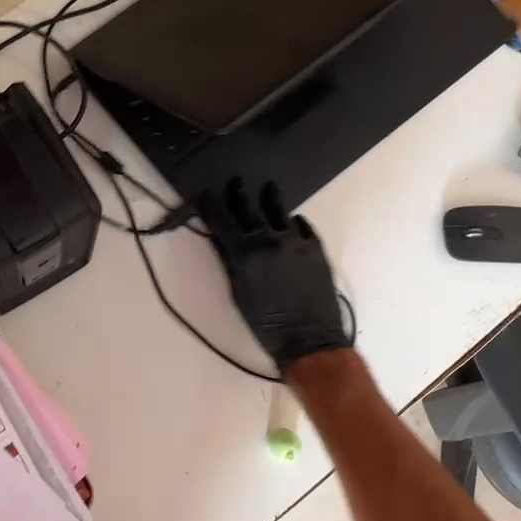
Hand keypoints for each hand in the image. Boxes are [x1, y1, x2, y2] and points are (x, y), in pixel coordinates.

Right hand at [200, 178, 351, 369]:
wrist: (309, 340)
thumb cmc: (265, 323)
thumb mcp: (237, 293)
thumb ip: (229, 261)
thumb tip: (219, 239)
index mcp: (245, 252)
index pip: (221, 220)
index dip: (210, 204)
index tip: (204, 193)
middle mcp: (269, 239)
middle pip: (249, 208)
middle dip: (239, 193)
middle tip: (236, 181)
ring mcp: (296, 241)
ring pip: (280, 211)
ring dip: (271, 199)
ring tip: (270, 187)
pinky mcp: (316, 249)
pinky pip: (304, 227)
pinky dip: (296, 222)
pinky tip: (293, 220)